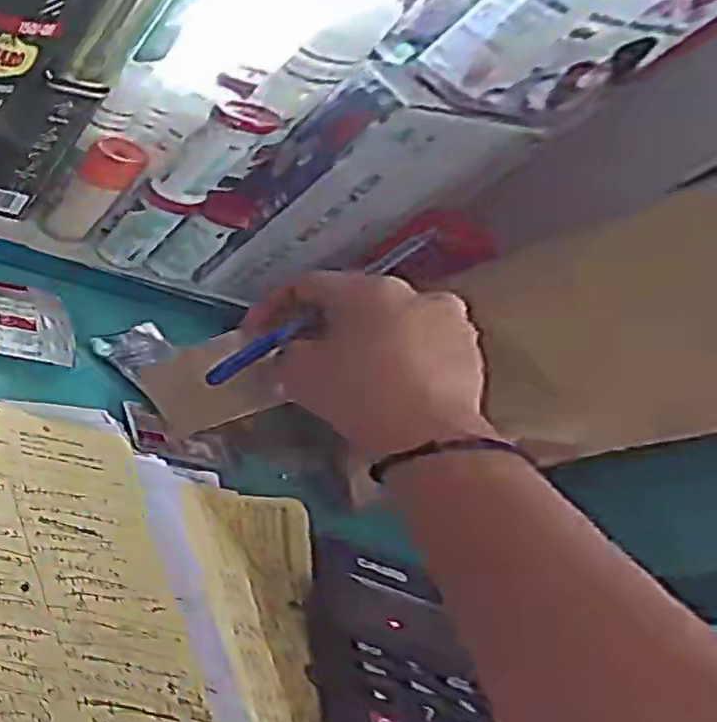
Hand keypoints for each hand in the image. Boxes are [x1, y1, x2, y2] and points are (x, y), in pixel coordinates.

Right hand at [243, 272, 496, 459]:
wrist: (429, 437)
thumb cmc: (354, 391)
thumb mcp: (297, 369)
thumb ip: (287, 348)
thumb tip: (293, 347)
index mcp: (368, 289)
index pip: (305, 285)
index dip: (271, 306)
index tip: (254, 332)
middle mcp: (413, 293)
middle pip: (348, 299)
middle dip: (316, 321)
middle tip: (292, 345)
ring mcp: (448, 319)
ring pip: (383, 319)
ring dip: (353, 335)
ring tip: (334, 363)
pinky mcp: (467, 348)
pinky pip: (412, 340)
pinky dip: (385, 351)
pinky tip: (370, 376)